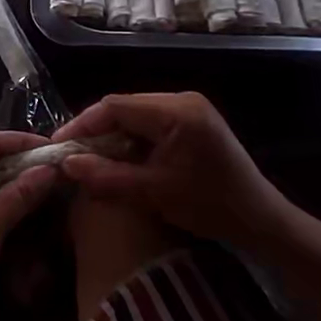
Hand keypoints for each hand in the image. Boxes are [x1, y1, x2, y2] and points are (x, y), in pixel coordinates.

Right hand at [53, 93, 292, 248]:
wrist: (261, 220)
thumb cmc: (211, 205)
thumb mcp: (154, 193)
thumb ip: (107, 176)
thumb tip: (67, 165)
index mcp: (176, 111)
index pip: (115, 106)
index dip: (83, 124)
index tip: (59, 145)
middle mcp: (182, 100)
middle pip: (124, 107)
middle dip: (95, 130)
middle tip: (71, 155)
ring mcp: (189, 109)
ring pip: (135, 116)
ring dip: (111, 136)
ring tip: (89, 158)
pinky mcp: (193, 122)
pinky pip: (151, 124)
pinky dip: (130, 140)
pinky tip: (118, 159)